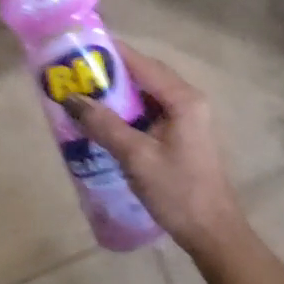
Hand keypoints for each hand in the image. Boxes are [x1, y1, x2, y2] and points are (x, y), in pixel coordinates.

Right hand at [63, 45, 249, 261]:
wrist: (212, 234)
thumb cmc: (178, 192)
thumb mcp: (136, 157)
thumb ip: (104, 125)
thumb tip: (71, 99)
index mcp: (183, 98)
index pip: (142, 63)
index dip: (111, 53)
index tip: (80, 49)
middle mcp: (187, 101)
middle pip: (144, 76)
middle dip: (110, 75)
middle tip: (75, 76)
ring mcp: (187, 119)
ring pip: (146, 95)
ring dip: (117, 96)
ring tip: (83, 97)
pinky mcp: (181, 136)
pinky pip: (150, 113)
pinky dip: (127, 113)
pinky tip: (104, 124)